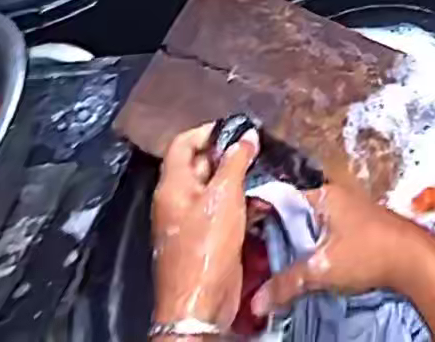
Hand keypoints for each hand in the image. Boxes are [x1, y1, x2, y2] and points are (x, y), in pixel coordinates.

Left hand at [151, 122, 258, 328]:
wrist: (202, 304)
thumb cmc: (207, 244)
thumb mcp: (225, 195)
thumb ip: (236, 160)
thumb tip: (248, 135)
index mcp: (173, 186)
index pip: (184, 143)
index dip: (208, 131)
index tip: (235, 128)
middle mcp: (177, 200)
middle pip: (200, 163)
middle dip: (227, 153)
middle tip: (254, 146)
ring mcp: (190, 220)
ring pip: (214, 186)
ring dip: (236, 177)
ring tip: (261, 168)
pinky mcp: (205, 237)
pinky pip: (221, 208)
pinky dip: (239, 200)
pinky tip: (260, 198)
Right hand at [250, 179, 434, 317]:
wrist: (411, 259)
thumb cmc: (367, 252)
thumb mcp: (322, 269)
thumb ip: (288, 282)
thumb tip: (257, 301)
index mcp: (323, 194)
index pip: (283, 198)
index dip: (263, 215)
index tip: (244, 232)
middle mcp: (334, 196)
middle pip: (296, 213)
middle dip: (280, 236)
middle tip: (258, 257)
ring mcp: (347, 210)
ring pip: (311, 226)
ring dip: (298, 245)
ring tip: (278, 265)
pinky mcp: (356, 226)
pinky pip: (325, 233)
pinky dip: (314, 248)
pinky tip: (307, 266)